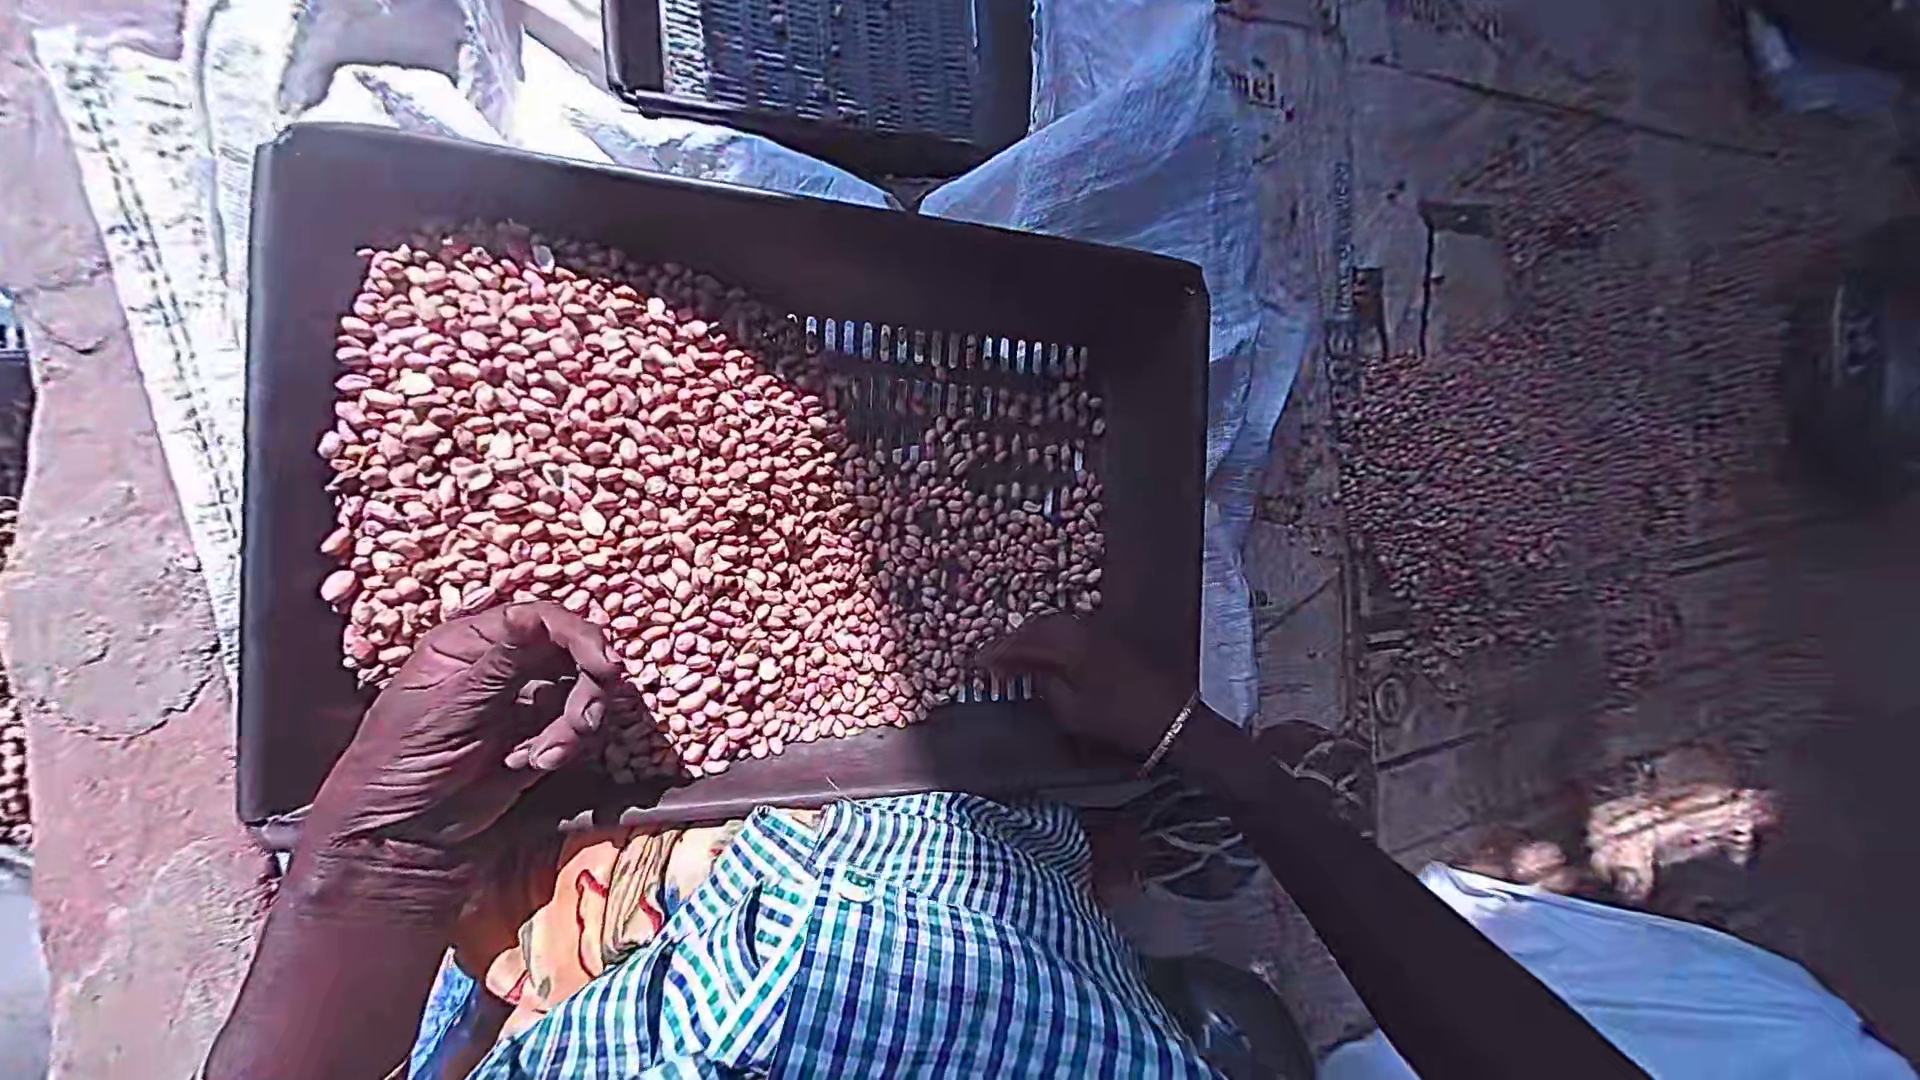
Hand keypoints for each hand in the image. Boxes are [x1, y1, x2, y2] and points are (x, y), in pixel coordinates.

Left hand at [309, 602, 632, 853]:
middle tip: (585, 720)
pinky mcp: (548, 724)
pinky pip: (582, 721)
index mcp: (472, 642)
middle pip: (576, 650)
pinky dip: (568, 743)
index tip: (606, 667)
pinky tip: (534, 762)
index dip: (581, 637)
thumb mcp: (447, 710)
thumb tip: (531, 618)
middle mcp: (509, 659)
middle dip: (588, 687)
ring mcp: (531, 691)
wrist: (400, 834)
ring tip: (545, 755)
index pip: (543, 619)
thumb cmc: (398, 764)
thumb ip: (497, 664)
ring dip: (576, 722)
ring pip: (587, 686)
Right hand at [978, 613, 1192, 759]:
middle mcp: (1082, 629)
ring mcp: (1099, 629)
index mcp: (1069, 645)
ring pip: (1055, 624)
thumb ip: (1046, 687)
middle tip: (994, 658)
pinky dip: (1053, 638)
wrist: (1172, 718)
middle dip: (1014, 640)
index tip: (978, 660)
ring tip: (1017, 655)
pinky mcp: (1111, 636)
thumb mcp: (1073, 713)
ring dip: (1033, 636)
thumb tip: (1033, 673)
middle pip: (1037, 626)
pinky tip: (1048, 654)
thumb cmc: (1120, 719)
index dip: (998, 652)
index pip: (1023, 642)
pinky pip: (1072, 629)